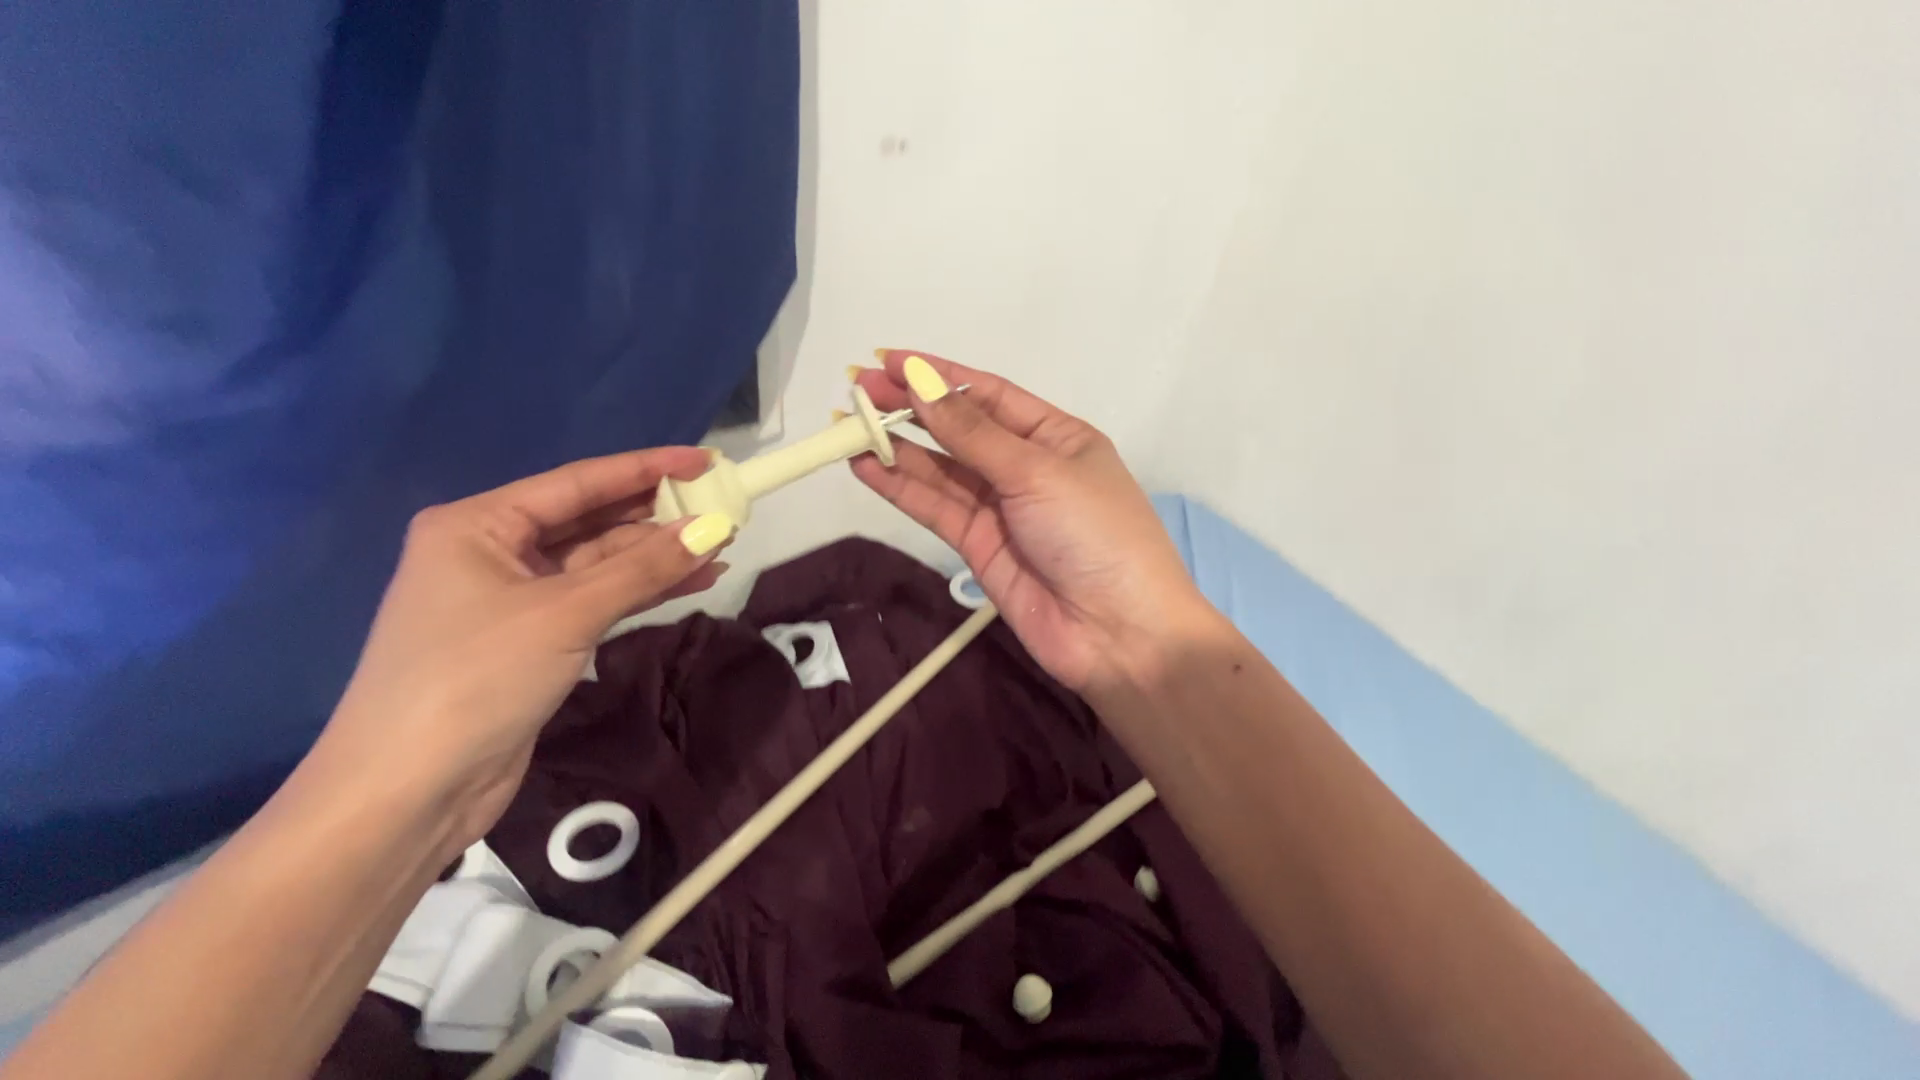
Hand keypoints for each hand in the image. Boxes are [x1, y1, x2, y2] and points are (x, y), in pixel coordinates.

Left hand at [320, 448, 736, 853]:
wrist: (409, 791)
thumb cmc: (475, 679)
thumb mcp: (564, 615)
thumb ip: (642, 569)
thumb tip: (715, 528)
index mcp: (478, 525)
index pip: (577, 482)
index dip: (646, 468)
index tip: (705, 460)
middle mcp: (492, 553)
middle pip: (589, 522)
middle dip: (655, 518)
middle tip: (723, 508)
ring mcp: (512, 600)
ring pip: (597, 565)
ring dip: (656, 559)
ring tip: (721, 547)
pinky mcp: (531, 643)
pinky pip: (595, 602)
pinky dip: (640, 594)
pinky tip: (691, 584)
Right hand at [851, 351, 1213, 693]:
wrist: (1119, 632)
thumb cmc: (1094, 533)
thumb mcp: (1037, 471)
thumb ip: (972, 433)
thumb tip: (922, 382)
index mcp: (1057, 436)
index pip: (988, 394)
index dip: (939, 375)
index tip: (889, 361)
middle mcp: (1026, 467)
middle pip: (960, 429)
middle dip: (911, 408)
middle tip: (858, 389)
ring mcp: (1001, 509)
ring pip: (941, 469)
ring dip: (898, 447)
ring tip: (849, 426)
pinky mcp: (979, 547)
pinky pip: (935, 508)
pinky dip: (901, 487)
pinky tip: (867, 467)